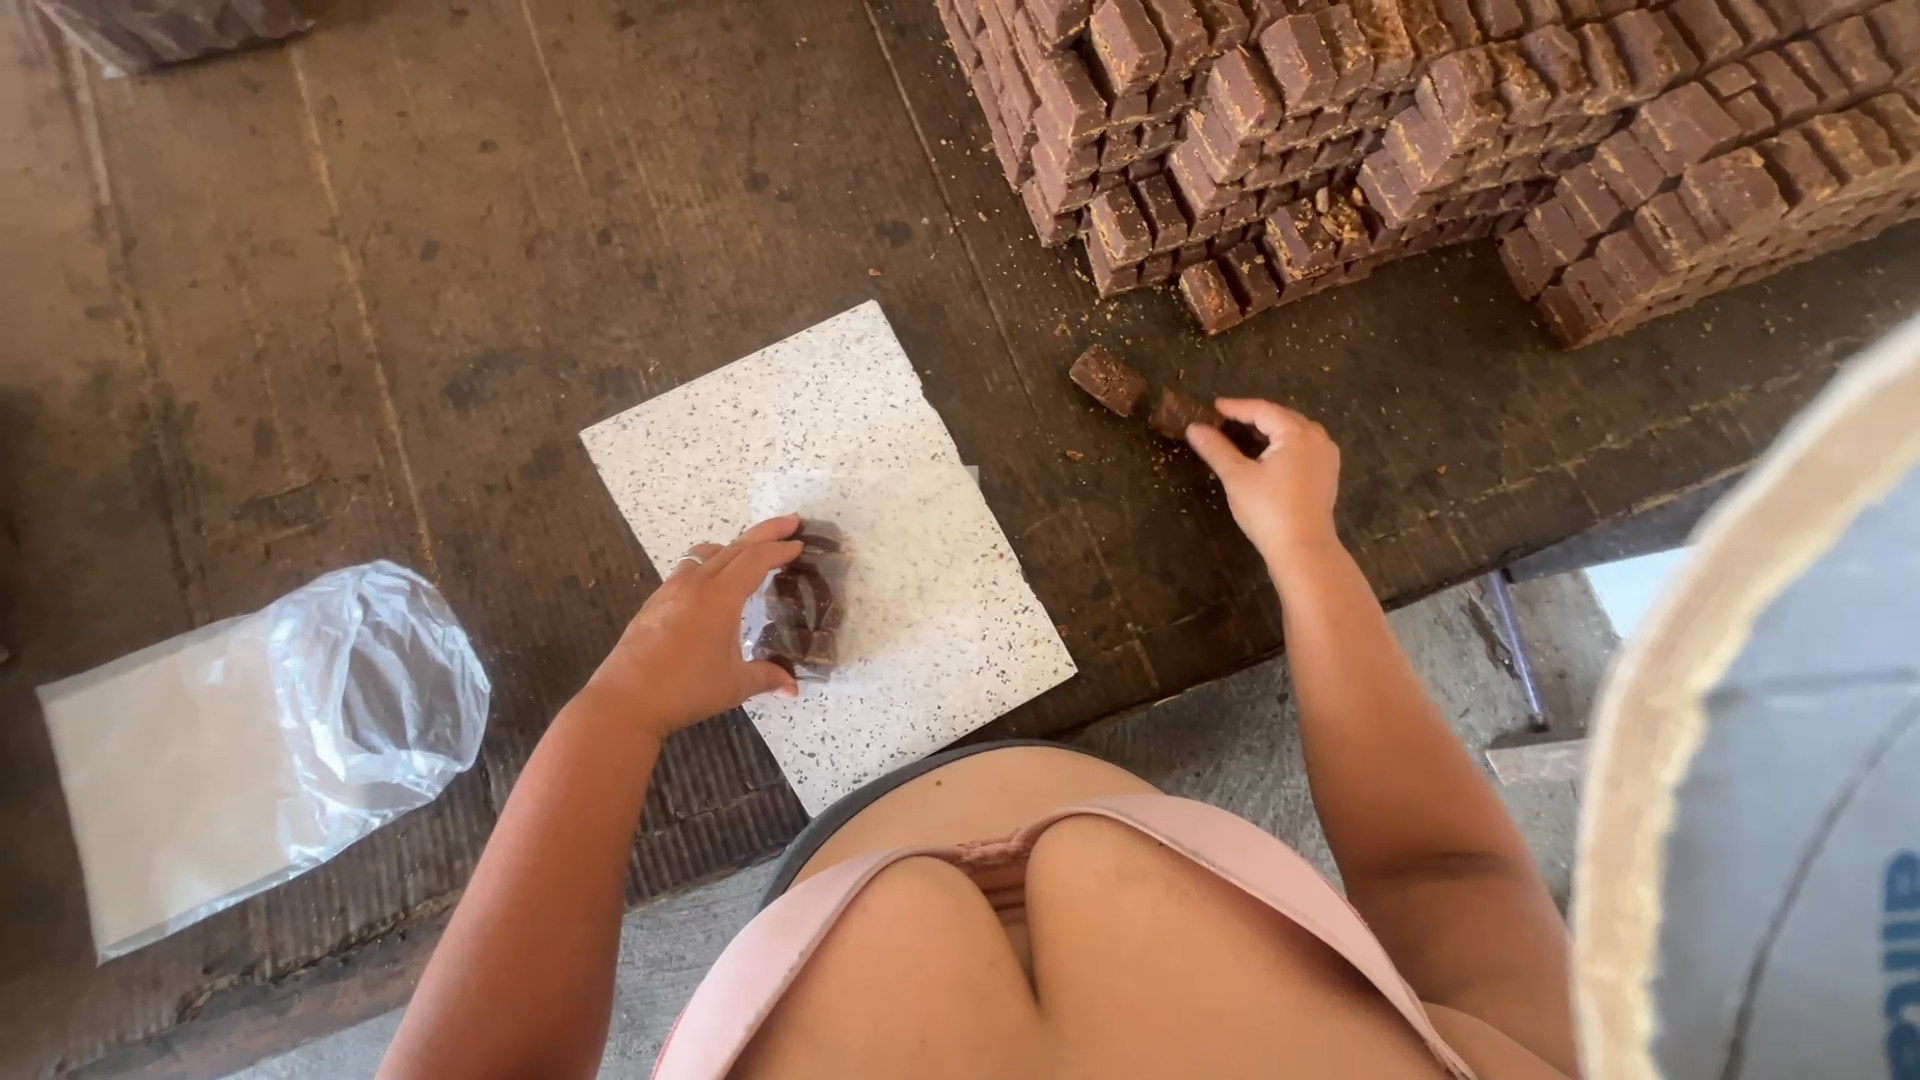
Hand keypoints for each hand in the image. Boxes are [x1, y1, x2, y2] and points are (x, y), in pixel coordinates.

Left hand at [586, 515, 804, 741]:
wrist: (624, 701)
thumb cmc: (685, 690)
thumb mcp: (735, 685)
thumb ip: (767, 677)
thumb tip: (793, 688)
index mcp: (720, 598)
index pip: (756, 560)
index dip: (780, 549)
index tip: (799, 545)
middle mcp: (696, 585)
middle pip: (735, 546)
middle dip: (766, 532)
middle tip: (790, 522)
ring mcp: (671, 591)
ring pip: (706, 554)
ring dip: (733, 546)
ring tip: (750, 553)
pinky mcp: (654, 602)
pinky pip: (687, 569)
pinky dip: (708, 563)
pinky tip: (711, 584)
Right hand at [1186, 399, 1343, 574]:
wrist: (1302, 548)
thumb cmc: (1268, 510)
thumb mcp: (1236, 477)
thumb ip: (1216, 449)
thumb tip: (1194, 428)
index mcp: (1296, 434)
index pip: (1262, 410)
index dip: (1236, 407)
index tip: (1214, 407)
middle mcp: (1317, 438)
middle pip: (1282, 417)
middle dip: (1254, 415)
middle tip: (1227, 418)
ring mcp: (1326, 457)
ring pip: (1295, 432)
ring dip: (1271, 429)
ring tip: (1246, 432)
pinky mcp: (1327, 474)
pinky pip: (1304, 447)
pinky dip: (1283, 443)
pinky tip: (1270, 453)